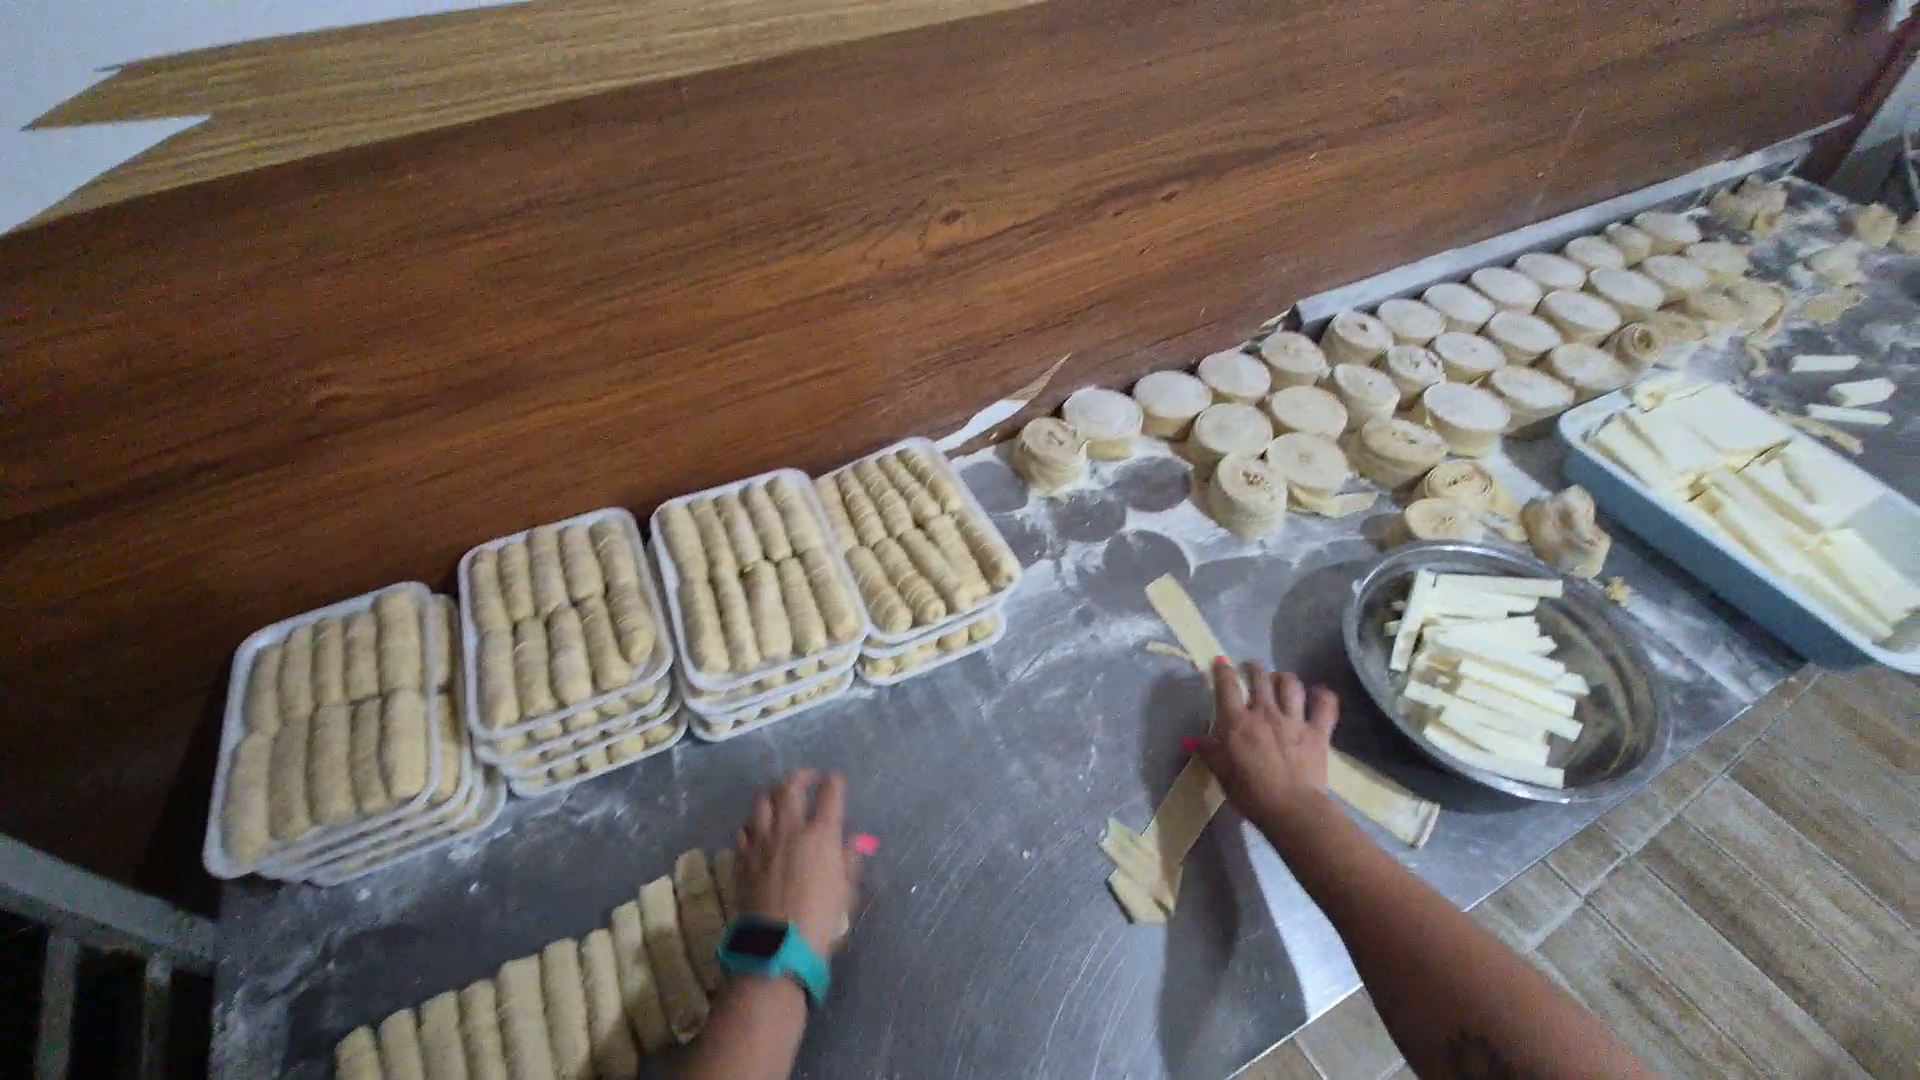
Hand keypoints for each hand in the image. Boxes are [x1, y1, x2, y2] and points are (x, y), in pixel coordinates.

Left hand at [736, 769, 864, 956]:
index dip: (834, 782)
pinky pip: (745, 829)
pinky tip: (759, 829)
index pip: (830, 793)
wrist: (777, 948)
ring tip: (779, 799)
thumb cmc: (821, 921)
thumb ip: (849, 862)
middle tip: (807, 778)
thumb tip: (852, 843)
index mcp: (821, 834)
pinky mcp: (743, 858)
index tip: (835, 781)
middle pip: (790, 786)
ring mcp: (762, 841)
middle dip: (801, 776)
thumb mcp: (846, 892)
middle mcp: (791, 829)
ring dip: (773, 795)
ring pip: (762, 802)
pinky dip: (753, 823)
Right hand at [1189, 659, 1337, 828]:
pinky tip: (1319, 692)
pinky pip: (1324, 706)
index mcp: (1237, 721)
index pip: (1227, 686)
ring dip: (1283, 678)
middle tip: (1252, 669)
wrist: (1290, 809)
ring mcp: (1294, 720)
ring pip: (1290, 685)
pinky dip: (1323, 695)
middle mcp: (1265, 712)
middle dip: (1254, 668)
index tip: (1221, 662)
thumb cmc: (1249, 793)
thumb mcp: (1221, 773)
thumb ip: (1207, 752)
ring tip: (1280, 679)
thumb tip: (1190, 740)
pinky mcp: (1318, 732)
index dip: (1223, 670)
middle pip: (1260, 678)